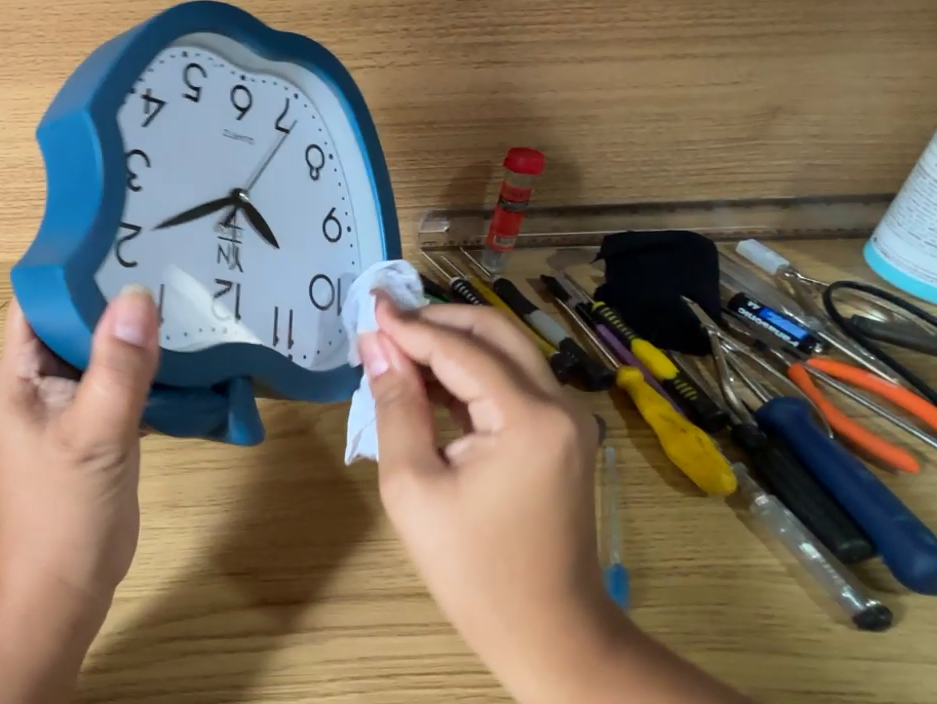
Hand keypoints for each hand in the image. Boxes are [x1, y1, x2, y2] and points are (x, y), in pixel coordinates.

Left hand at [0, 289, 160, 703]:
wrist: (67, 589)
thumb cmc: (66, 511)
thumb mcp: (94, 433)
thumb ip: (117, 367)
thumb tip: (138, 292)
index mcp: (20, 372)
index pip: (39, 299)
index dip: (71, 266)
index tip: (121, 234)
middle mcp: (42, 379)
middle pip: (75, 318)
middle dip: (113, 291)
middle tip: (167, 254)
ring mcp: (72, 403)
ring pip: (103, 349)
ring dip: (135, 329)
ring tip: (184, 290)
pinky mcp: (100, 424)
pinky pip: (123, 380)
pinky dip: (149, 366)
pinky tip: (187, 349)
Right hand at [360, 299, 610, 677]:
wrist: (549, 632)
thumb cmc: (472, 566)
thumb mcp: (412, 485)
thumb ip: (395, 405)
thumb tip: (377, 345)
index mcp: (527, 418)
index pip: (458, 349)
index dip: (409, 325)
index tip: (368, 305)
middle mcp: (559, 405)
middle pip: (494, 332)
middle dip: (437, 319)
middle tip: (386, 322)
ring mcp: (568, 420)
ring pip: (506, 351)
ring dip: (453, 342)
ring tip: (398, 349)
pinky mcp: (562, 435)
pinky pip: (513, 380)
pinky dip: (470, 370)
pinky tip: (429, 382)